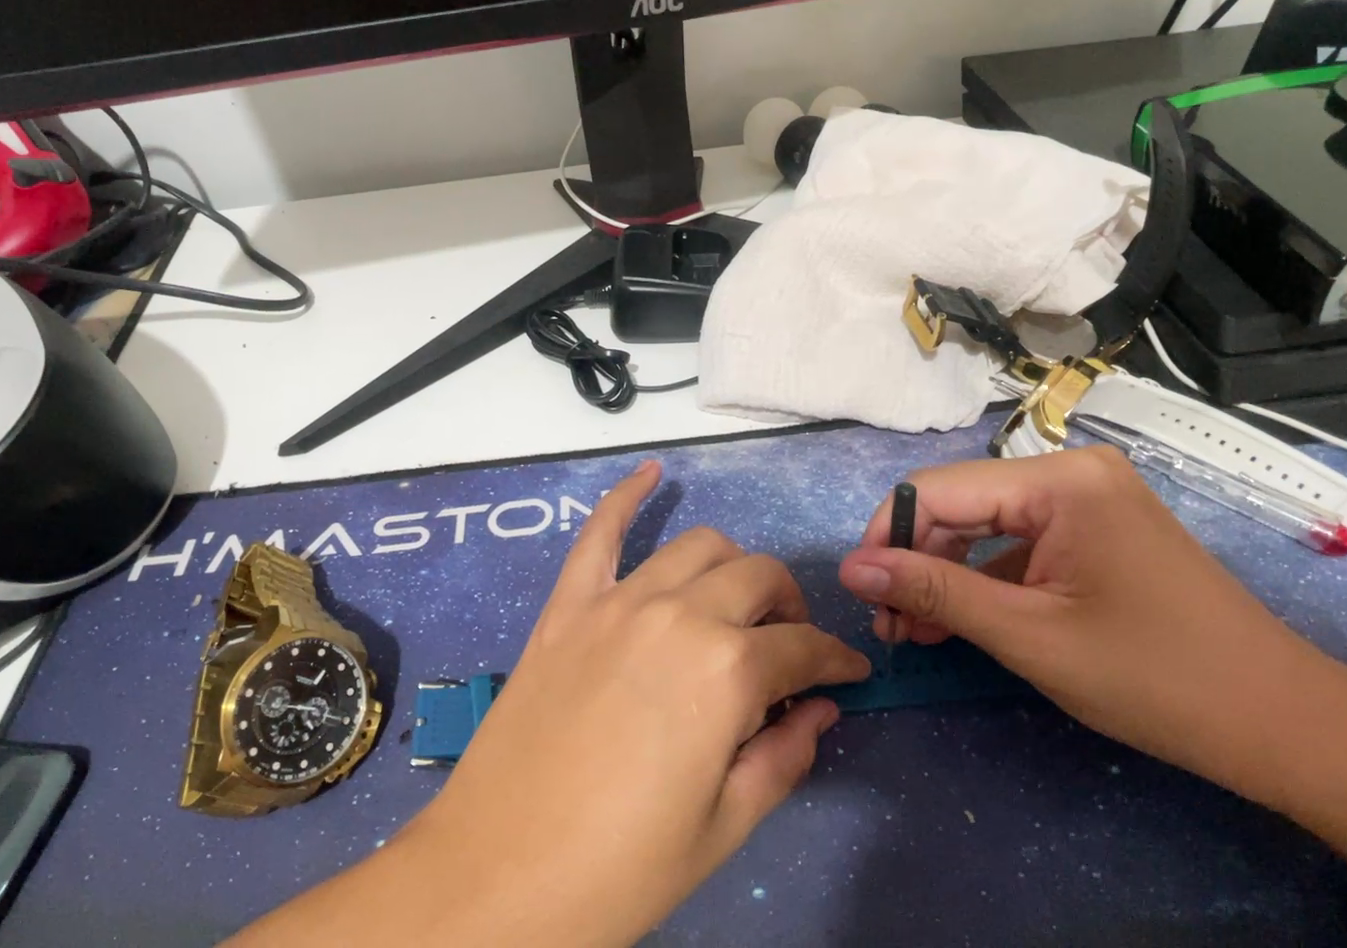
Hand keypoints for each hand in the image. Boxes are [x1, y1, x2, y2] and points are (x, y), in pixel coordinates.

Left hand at [396, 461, 867, 945]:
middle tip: (789, 650)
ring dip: (733, 567)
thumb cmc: (622, 867)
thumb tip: (821, 707)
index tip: (849, 675)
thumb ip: (786, 755)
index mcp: (728, 672)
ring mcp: (616, 602)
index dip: (837, 661)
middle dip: (790, 609)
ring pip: (698, 546)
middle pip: (760, 578)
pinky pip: (600, 532)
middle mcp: (679, 615)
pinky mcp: (566, 606)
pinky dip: (627, 495)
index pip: (805, 647)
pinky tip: (651, 472)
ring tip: (735, 604)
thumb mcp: (726, 826)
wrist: (497, 875)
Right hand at [837, 447, 1336, 790]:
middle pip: (960, 505)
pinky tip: (959, 623)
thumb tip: (852, 568)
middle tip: (887, 625)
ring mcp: (1090, 501)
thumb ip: (934, 592)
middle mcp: (1073, 472)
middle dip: (915, 563)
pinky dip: (984, 582)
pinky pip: (1019, 544)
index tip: (860, 595)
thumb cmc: (1153, 678)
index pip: (937, 489)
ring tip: (913, 632)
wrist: (1281, 723)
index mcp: (1061, 480)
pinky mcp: (1098, 531)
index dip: (887, 538)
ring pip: (984, 527)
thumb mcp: (1028, 635)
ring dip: (944, 576)